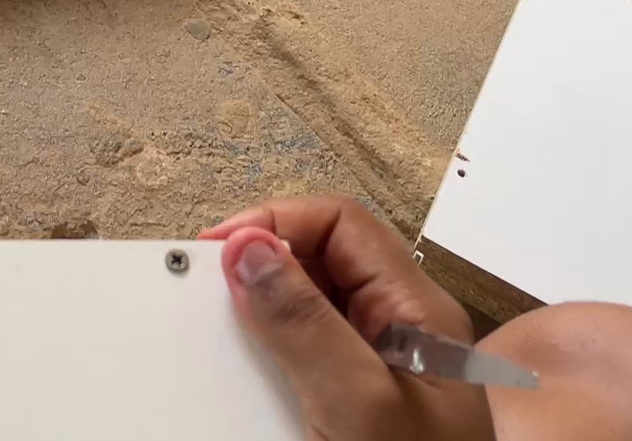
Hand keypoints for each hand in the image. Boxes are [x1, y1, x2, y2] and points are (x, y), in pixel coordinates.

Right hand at [203, 196, 495, 440]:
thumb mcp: (357, 409)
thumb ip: (303, 322)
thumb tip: (247, 246)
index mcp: (418, 313)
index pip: (340, 223)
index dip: (277, 222)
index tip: (222, 250)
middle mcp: (398, 326)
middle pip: (318, 253)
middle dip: (260, 258)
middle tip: (213, 281)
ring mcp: (375, 361)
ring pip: (304, 294)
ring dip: (257, 298)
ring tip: (223, 320)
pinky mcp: (350, 392)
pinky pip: (299, 339)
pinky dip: (262, 338)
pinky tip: (244, 359)